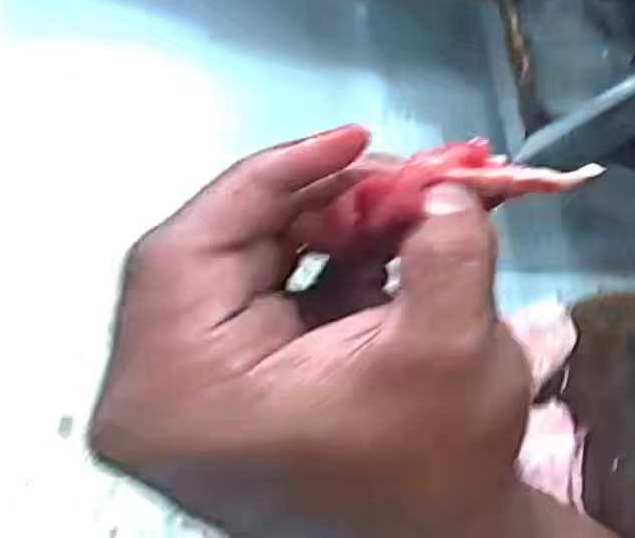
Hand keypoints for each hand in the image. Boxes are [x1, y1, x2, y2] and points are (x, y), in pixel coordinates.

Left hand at [89, 127, 535, 537]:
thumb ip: (450, 250)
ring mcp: (228, 373)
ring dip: (363, 215)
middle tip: (423, 175)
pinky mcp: (276, 368)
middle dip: (337, 194)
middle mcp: (182, 376)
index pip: (188, 246)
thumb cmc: (435, 455)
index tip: (359, 137)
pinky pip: (311, 280)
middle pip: (236, 243)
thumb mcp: (452, 343)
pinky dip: (370, 246)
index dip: (272, 174)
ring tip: (439, 196)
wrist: (446, 531)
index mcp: (186, 384)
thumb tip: (447, 189)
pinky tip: (428, 231)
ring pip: (279, 254)